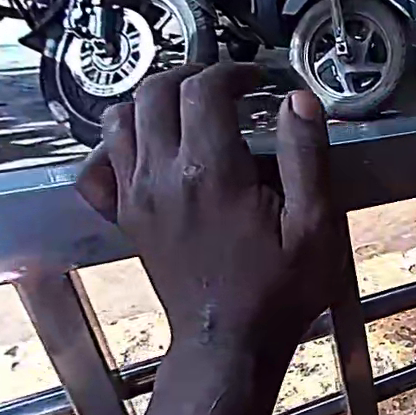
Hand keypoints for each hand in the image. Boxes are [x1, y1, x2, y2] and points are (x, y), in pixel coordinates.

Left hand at [74, 64, 340, 372]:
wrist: (231, 342)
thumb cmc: (281, 289)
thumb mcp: (315, 226)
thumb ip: (307, 159)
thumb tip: (299, 101)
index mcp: (212, 172)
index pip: (206, 91)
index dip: (233, 72)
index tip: (257, 78)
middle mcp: (163, 176)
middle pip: (155, 93)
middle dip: (193, 76)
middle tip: (227, 84)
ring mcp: (137, 196)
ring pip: (121, 119)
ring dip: (155, 98)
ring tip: (192, 105)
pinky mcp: (128, 218)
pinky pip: (100, 165)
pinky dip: (117, 143)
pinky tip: (146, 147)